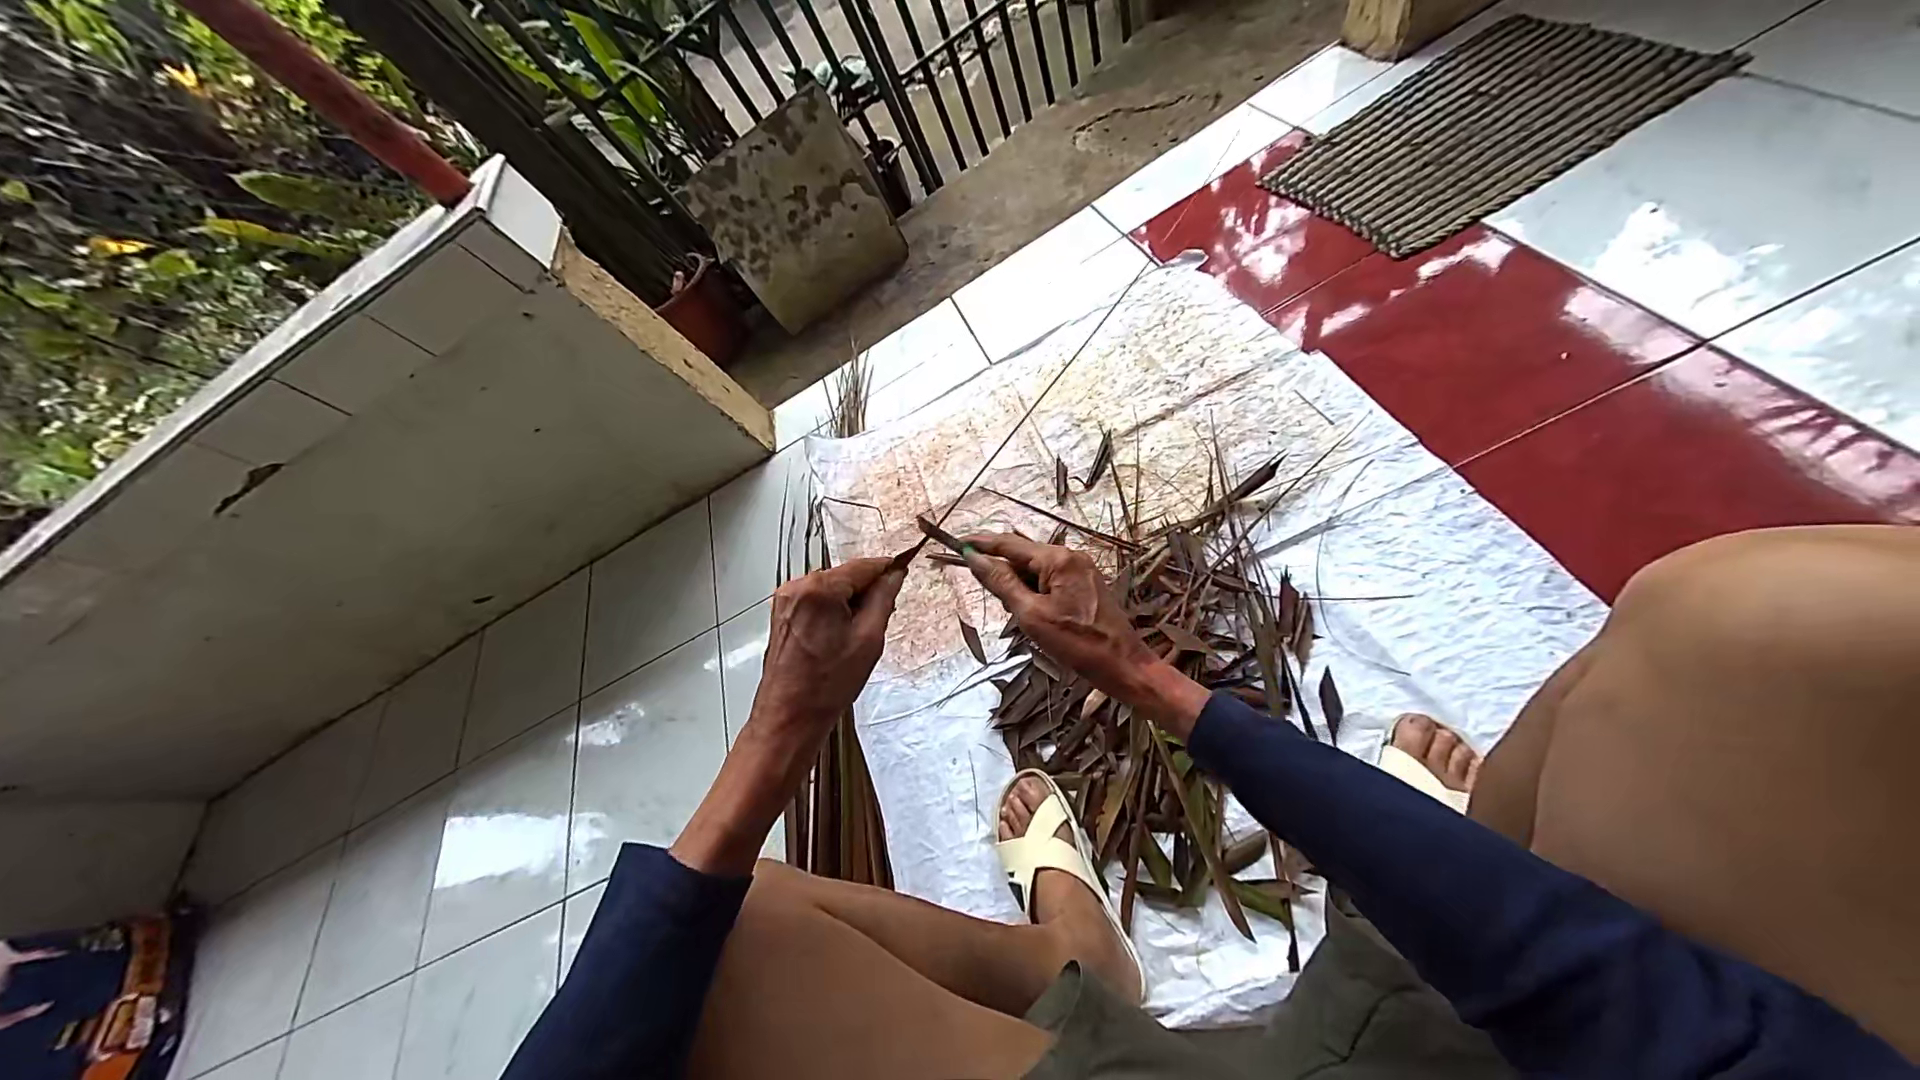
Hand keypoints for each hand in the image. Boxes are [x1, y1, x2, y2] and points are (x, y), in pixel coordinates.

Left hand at [748, 557, 905, 738]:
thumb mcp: (869, 639)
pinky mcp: (782, 613)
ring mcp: (786, 600)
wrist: (790, 715)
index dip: (887, 569)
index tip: (903, 571)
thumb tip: (894, 575)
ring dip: (849, 602)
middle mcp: (797, 588)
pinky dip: (833, 610)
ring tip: (857, 635)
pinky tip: (839, 637)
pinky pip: (816, 599)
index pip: (863, 566)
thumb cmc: (825, 685)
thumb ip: (883, 599)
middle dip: (866, 591)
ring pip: (831, 587)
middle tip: (881, 617)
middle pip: (845, 575)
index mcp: (819, 590)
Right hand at [962, 533, 1208, 736]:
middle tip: (988, 594)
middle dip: (1001, 571)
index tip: (956, 543)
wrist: (1123, 665)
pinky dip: (1034, 592)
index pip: (1010, 544)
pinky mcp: (1085, 583)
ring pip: (1035, 569)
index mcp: (1058, 559)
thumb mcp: (1031, 616)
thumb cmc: (1077, 644)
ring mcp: (1080, 569)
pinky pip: (1050, 579)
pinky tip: (1032, 614)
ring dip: (1018, 586)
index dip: (981, 543)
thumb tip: (975, 559)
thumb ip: (1001, 583)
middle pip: (1023, 555)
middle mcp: (1070, 556)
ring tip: (1019, 616)